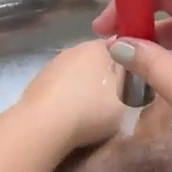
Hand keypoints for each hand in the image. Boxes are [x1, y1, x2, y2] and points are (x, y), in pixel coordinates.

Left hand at [13, 40, 129, 150]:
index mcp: (97, 47)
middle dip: (105, 79)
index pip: (120, 49)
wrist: (43, 125)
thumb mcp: (128, 97)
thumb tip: (133, 69)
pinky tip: (69, 118)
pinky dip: (66, 99)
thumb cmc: (91, 109)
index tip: (134, 88)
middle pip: (97, 62)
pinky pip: (60, 89)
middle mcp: (73, 49)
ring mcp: (52, 65)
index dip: (130, 67)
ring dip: (84, 90)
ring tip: (91, 116)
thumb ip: (134, 79)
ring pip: (77, 75)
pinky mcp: (36, 83)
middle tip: (115, 105)